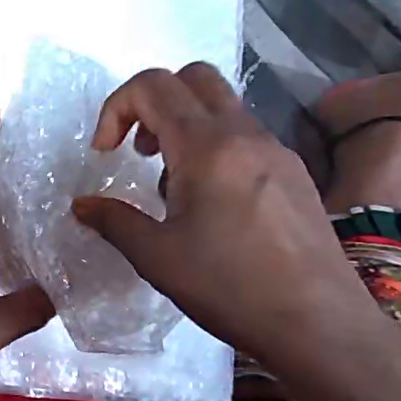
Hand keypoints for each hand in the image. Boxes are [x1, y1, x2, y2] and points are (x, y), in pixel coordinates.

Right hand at [70, 64, 380, 365]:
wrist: (319, 323)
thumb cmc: (229, 287)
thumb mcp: (156, 257)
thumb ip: (114, 221)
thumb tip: (82, 205)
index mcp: (207, 146)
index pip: (152, 86)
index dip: (115, 108)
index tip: (105, 155)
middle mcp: (245, 135)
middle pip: (192, 77)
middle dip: (151, 103)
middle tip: (135, 151)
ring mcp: (276, 150)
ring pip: (221, 105)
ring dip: (182, 126)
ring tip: (169, 185)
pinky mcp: (293, 173)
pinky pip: (243, 136)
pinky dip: (212, 148)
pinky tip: (210, 205)